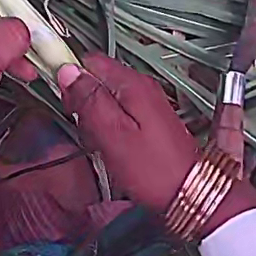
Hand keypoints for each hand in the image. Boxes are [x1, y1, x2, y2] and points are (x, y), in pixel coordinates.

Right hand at [56, 54, 255, 232]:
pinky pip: (118, 112)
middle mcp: (143, 87)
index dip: (71, 77)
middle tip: (84, 127)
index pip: (90, 61)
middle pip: (98, 78)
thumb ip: (88, 99)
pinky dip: (107, 126)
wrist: (189, 194)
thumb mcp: (111, 133)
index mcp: (132, 85)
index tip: (66, 102)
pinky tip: (109, 145)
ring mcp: (148, 103)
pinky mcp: (149, 120)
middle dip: (82, 100)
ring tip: (97, 140)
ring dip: (93, 116)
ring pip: (106, 97)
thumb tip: (68, 71)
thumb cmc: (152, 169)